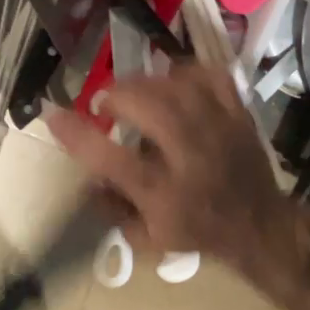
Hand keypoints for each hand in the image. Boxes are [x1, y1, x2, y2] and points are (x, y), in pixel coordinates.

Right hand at [45, 63, 299, 270]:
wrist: (258, 224)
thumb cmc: (196, 231)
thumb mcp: (147, 236)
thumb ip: (111, 208)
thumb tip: (87, 179)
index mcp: (162, 192)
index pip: (110, 159)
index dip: (76, 134)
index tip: (52, 114)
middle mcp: (189, 155)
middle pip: (147, 106)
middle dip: (116, 95)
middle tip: (104, 103)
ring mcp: (217, 129)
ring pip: (176, 85)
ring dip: (145, 82)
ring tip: (133, 92)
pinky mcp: (237, 113)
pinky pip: (210, 75)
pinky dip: (185, 72)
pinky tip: (172, 82)